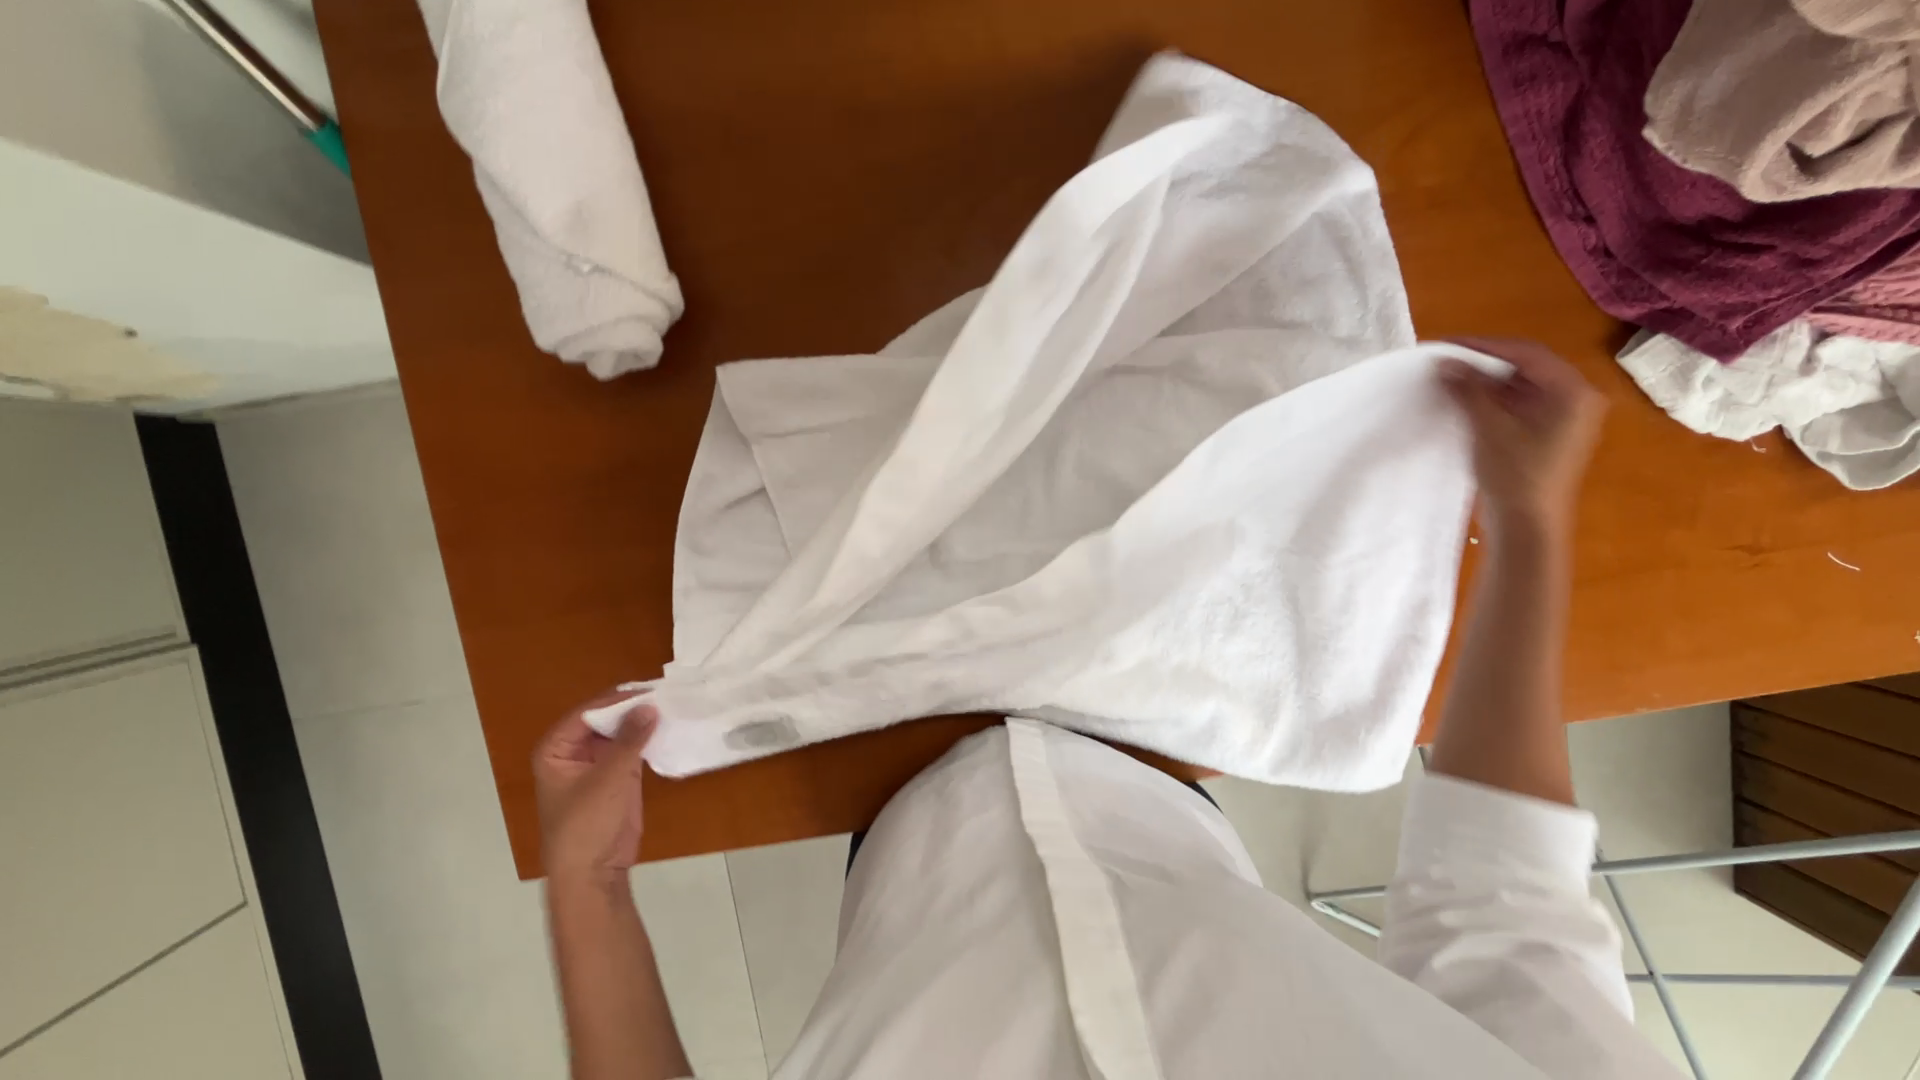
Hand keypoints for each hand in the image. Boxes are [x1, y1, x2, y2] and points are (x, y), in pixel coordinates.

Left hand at [533, 694, 657, 888]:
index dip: (616, 700)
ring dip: (642, 723)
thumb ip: (630, 739)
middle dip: (631, 709)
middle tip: (665, 694)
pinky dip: (648, 740)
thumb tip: (650, 705)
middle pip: (604, 720)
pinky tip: (669, 728)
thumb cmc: (587, 824)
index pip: (588, 713)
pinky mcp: (617, 778)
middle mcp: (574, 752)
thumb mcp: (609, 778)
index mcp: (556, 749)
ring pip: (620, 734)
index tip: (649, 689)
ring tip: (672, 706)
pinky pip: (632, 750)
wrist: (593, 872)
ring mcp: (596, 765)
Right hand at [1439, 337, 1604, 540]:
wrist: (1526, 524)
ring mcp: (1562, 417)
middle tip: (1446, 360)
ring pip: (1520, 386)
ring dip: (1485, 381)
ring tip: (1450, 379)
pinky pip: (1519, 404)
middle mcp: (1575, 398)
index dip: (1483, 346)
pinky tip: (1466, 401)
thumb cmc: (1515, 473)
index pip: (1526, 354)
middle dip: (1484, 363)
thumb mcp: (1489, 426)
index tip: (1445, 345)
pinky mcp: (1547, 433)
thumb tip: (1445, 361)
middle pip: (1525, 367)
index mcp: (1572, 392)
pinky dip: (1493, 399)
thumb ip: (1469, 389)